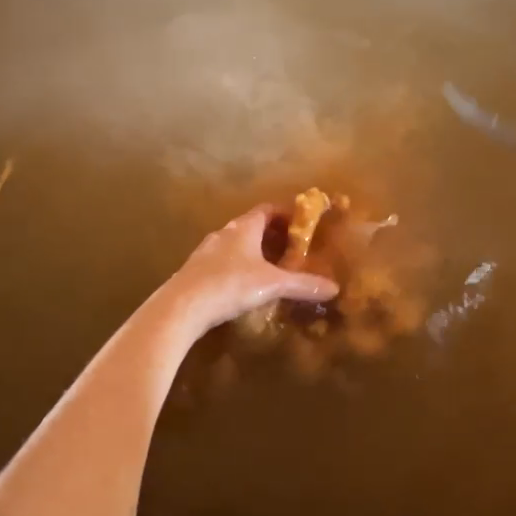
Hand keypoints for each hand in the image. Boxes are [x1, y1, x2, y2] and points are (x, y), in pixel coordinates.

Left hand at [150, 204, 338, 339]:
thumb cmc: (229, 285)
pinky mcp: (196, 271)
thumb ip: (303, 284)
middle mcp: (224, 233)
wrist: (181, 306)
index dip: (285, 213)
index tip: (301, 223)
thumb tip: (334, 287)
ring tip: (271, 269)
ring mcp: (206, 251)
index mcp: (243, 227)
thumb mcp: (272, 284)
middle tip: (292, 249)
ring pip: (235, 245)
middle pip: (251, 226)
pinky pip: (222, 262)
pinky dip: (237, 267)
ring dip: (253, 252)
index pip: (267, 209)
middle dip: (272, 235)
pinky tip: (244, 286)